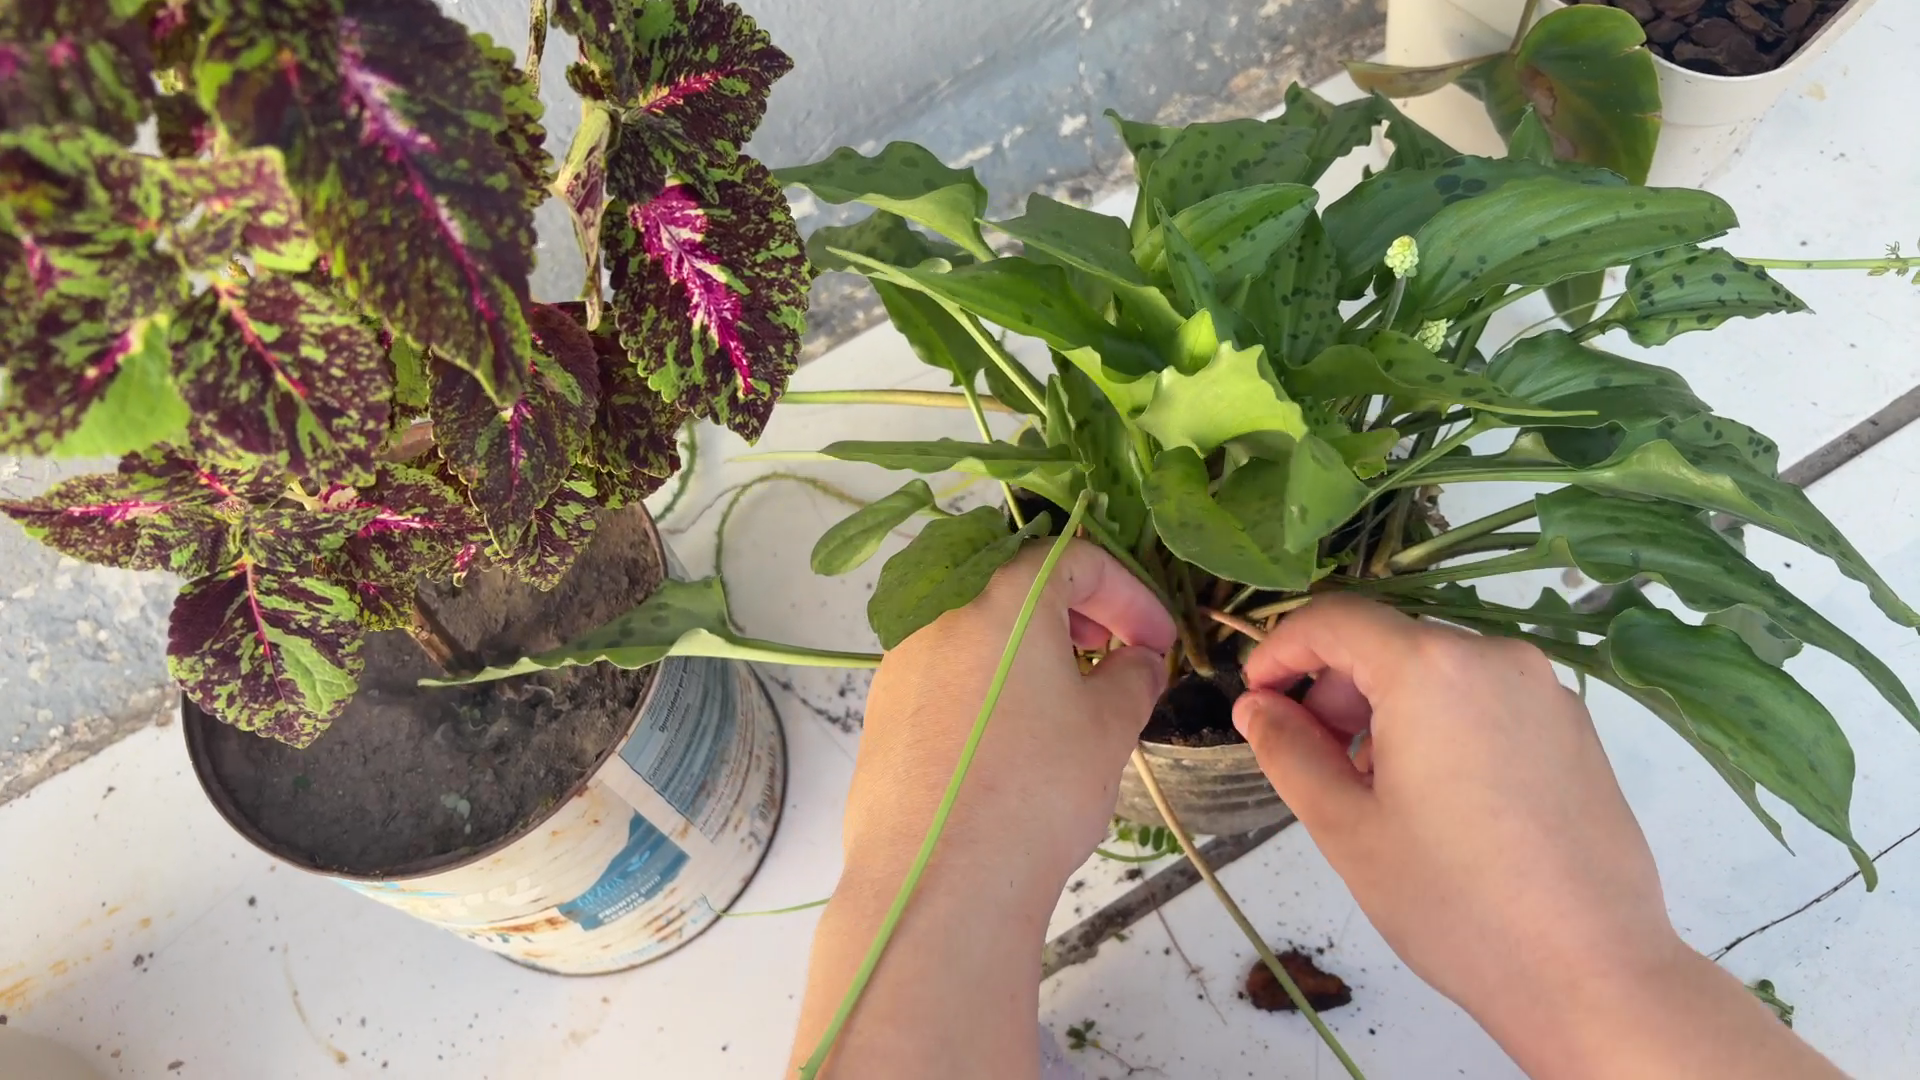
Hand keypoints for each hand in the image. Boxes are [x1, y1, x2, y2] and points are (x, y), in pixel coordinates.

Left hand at [789, 541, 1174, 1079]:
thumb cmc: (1036, 789)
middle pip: (1020, 588)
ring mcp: (904, 662)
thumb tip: (1139, 660)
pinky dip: (988, 682)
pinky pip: (948, 674)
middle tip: (1112, 657)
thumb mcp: (1108, 727)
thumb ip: (1134, 676)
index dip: (1128, 592)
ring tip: (1063, 702)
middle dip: (1079, 614)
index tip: (1156, 640)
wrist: (937, 882)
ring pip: (980, 632)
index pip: (1074, 559)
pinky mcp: (883, 709)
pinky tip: (1006, 738)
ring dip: (1031, 651)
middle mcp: (941, 615)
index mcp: (1001, 600)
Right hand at [1233, 596, 1844, 1079]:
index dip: (1279, 650)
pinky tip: (1427, 788)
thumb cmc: (1452, 899)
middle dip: (1328, 686)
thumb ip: (1284, 747)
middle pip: (1381, 641)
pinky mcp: (1571, 726)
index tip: (1254, 697)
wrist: (1599, 982)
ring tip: (1367, 780)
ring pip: (1427, 666)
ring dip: (1376, 704)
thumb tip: (1254, 705)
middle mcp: (1494, 658)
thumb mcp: (1340, 822)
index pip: (1332, 620)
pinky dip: (1428, 716)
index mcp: (1431, 669)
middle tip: (1309, 753)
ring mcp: (1543, 690)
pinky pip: (1473, 692)